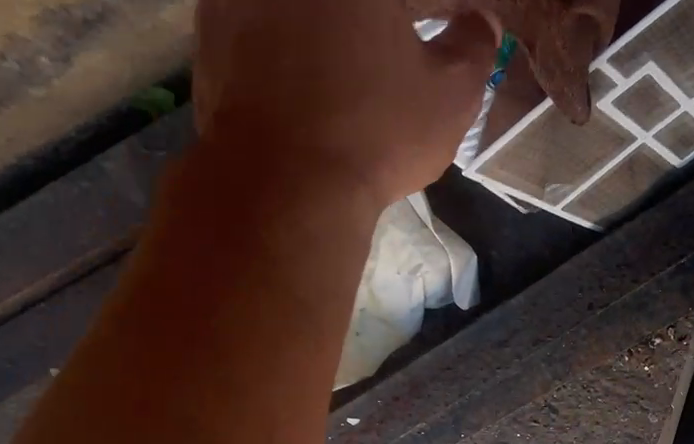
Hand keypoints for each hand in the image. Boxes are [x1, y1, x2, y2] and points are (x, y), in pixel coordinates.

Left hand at [193, 0, 499, 206]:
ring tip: (355, 61)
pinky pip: (262, 14)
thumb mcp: (452, 95)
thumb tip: (481, 21)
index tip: (443, 29)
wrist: (286, 177)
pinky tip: (310, 71)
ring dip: (332, 26)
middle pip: (357, 5)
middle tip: (401, 44)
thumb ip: (472, 47)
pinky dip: (289, 35)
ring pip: (304, 9)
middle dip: (384, 21)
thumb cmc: (381, 128)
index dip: (432, 14)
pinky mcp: (212, 19)